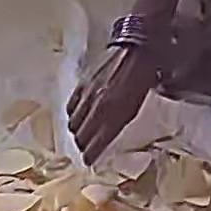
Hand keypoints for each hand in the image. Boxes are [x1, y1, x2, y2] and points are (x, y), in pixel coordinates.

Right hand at [68, 46, 160, 162]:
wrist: (136, 49)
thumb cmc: (140, 80)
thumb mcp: (133, 109)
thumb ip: (116, 127)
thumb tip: (102, 142)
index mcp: (112, 118)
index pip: (92, 148)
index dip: (89, 157)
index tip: (89, 161)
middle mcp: (97, 110)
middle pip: (80, 139)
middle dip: (82, 146)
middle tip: (87, 147)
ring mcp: (87, 97)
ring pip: (72, 125)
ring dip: (77, 131)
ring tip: (83, 131)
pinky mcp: (81, 85)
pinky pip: (70, 108)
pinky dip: (73, 114)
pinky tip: (79, 114)